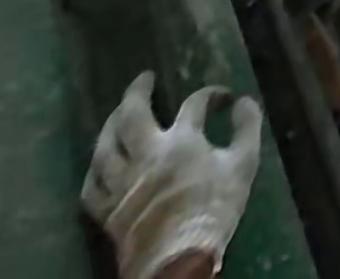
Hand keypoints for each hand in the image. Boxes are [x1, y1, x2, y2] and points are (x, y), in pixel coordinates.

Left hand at [82, 72, 263, 278]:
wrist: (180, 262)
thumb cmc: (214, 210)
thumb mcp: (243, 165)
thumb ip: (247, 129)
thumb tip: (244, 101)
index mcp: (181, 140)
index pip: (194, 104)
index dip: (210, 95)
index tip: (223, 97)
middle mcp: (146, 153)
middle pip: (133, 113)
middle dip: (138, 91)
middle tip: (144, 78)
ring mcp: (123, 182)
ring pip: (105, 145)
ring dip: (110, 124)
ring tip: (118, 113)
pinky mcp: (108, 211)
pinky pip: (92, 186)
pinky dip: (95, 170)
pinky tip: (101, 163)